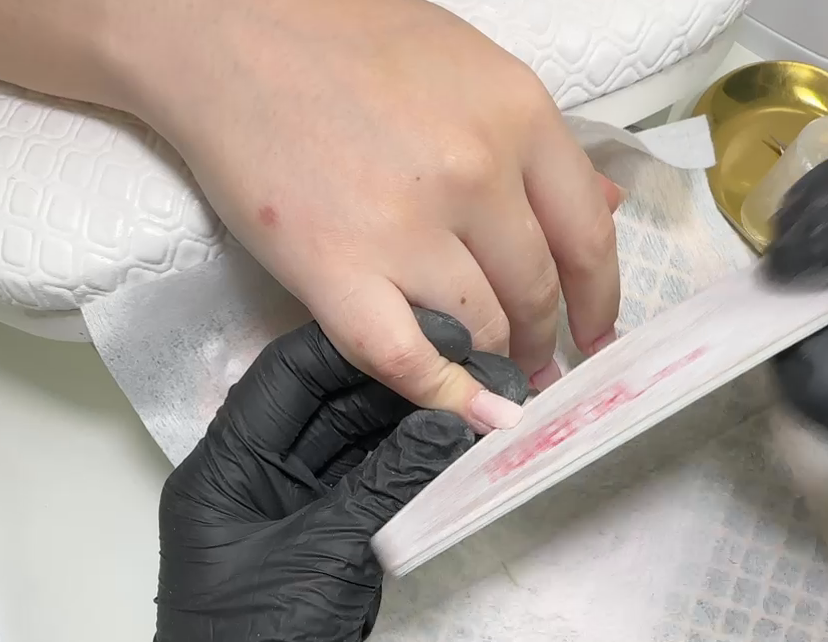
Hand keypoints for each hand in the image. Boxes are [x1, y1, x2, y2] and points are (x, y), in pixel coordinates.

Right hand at [113, 0, 619, 428]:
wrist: (224, 30)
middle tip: (534, 368)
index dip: (598, 302)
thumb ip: (535, 145)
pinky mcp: (336, 271)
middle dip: (540, 344)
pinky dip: (446, 399)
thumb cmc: (341, 37)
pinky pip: (408, 360)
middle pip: (532, 295)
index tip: (596, 339)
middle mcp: (474, 173)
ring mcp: (405, 228)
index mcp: (516, 114)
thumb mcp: (467, 68)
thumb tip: (603, 207)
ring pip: (479, 331)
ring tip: (492, 380)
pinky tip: (470, 418)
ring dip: (493, 367)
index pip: (585, 235)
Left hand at [116, 310, 528, 641]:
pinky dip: (408, 478)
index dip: (359, 346)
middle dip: (398, 388)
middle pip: (327, 408)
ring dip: (411, 432)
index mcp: (223, 470)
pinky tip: (460, 456)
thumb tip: (455, 418)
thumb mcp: (321, 564)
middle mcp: (253, 479)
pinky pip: (366, 495)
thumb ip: (385, 486)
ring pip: (353, 451)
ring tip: (483, 406)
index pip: (288, 375)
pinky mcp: (321, 549)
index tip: (436, 332)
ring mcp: (290, 515)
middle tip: (480, 370)